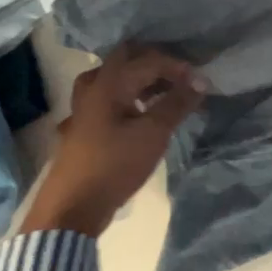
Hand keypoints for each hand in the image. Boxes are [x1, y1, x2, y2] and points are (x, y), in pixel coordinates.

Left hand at [20, 44, 206, 237]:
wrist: (71, 210)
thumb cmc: (115, 165)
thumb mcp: (154, 133)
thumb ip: (178, 103)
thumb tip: (200, 80)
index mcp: (110, 84)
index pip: (149, 61)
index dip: (177, 67)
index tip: (198, 82)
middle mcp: (92, 90)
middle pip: (124, 60)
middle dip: (152, 63)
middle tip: (176, 76)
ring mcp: (81, 111)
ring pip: (109, 80)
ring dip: (135, 80)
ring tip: (157, 93)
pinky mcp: (79, 130)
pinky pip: (102, 101)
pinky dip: (122, 99)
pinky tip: (132, 116)